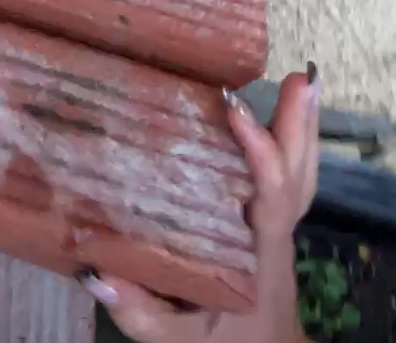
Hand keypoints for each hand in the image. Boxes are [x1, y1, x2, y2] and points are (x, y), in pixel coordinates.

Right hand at [83, 68, 321, 342]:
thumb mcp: (174, 341)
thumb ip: (139, 311)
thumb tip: (94, 272)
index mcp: (257, 260)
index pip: (268, 201)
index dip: (260, 154)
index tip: (235, 110)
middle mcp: (272, 239)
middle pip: (296, 179)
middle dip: (300, 128)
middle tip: (301, 78)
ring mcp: (273, 231)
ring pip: (297, 177)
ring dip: (302, 130)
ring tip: (302, 83)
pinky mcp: (263, 226)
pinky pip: (281, 179)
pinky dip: (286, 144)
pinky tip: (274, 116)